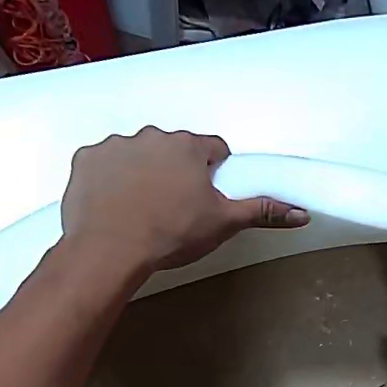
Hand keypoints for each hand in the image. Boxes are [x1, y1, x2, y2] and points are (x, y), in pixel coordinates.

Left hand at [59, 127, 307, 275]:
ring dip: (142, 173)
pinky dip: (109, 180)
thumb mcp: (223, 224)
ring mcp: (116, 146)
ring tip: (142, 209)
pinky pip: (103, 164)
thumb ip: (262, 212)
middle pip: (173, 149)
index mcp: (188, 147)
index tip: (206, 194)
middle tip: (175, 207)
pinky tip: (114, 205)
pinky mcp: (87, 160)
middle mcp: (152, 137)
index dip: (212, 172)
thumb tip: (300, 213)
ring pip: (138, 155)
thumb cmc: (169, 234)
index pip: (212, 148)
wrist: (110, 250)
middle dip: (176, 171)